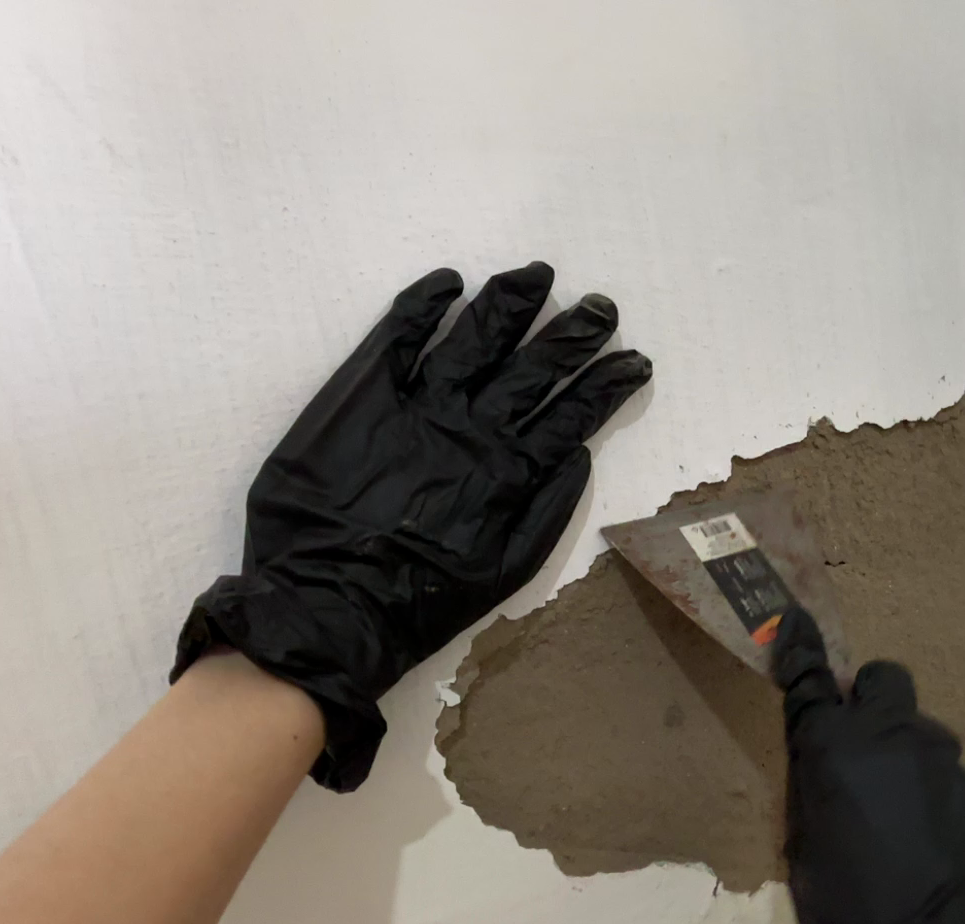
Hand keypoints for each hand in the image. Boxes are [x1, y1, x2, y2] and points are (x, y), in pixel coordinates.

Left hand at [175, 263, 650, 790]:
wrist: (328, 606)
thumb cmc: (426, 597)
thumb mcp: (509, 569)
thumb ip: (550, 509)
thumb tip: (582, 455)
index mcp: (508, 471)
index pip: (573, 417)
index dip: (607, 387)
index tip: (636, 362)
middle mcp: (471, 427)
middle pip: (533, 368)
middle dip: (574, 336)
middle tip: (603, 307)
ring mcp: (415, 405)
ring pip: (475, 339)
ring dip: (512, 304)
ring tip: (539, 275)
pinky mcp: (360, 395)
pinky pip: (395, 336)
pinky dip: (422, 304)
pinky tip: (449, 280)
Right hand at [774, 608, 964, 923]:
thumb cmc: (845, 916)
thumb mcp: (805, 848)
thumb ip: (817, 786)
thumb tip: (827, 761)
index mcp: (833, 749)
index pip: (808, 679)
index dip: (800, 646)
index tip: (796, 618)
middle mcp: (893, 736)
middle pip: (886, 680)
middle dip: (876, 703)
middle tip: (873, 748)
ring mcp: (950, 761)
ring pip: (927, 736)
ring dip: (916, 763)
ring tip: (914, 827)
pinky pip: (962, 786)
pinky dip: (952, 807)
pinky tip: (951, 854)